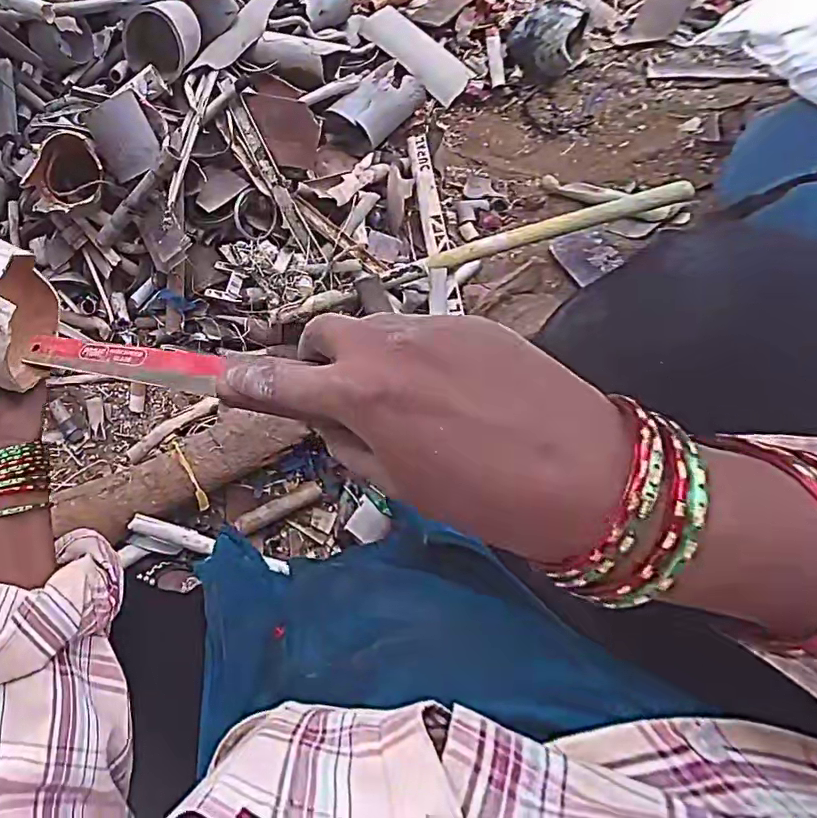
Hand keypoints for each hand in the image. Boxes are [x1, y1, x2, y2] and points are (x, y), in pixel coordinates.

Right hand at [218, 314, 632, 562]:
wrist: (590, 474)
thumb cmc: (485, 496)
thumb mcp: (398, 482)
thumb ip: (347, 440)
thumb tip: (329, 418)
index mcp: (360, 394)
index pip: (280, 381)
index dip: (247, 382)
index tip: (226, 379)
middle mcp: (385, 346)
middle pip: (321, 333)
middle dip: (314, 359)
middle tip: (333, 392)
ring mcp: (427, 326)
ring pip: (369, 327)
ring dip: (362, 354)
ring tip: (397, 393)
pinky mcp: (465, 320)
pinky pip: (417, 330)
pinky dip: (410, 353)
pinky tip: (445, 385)